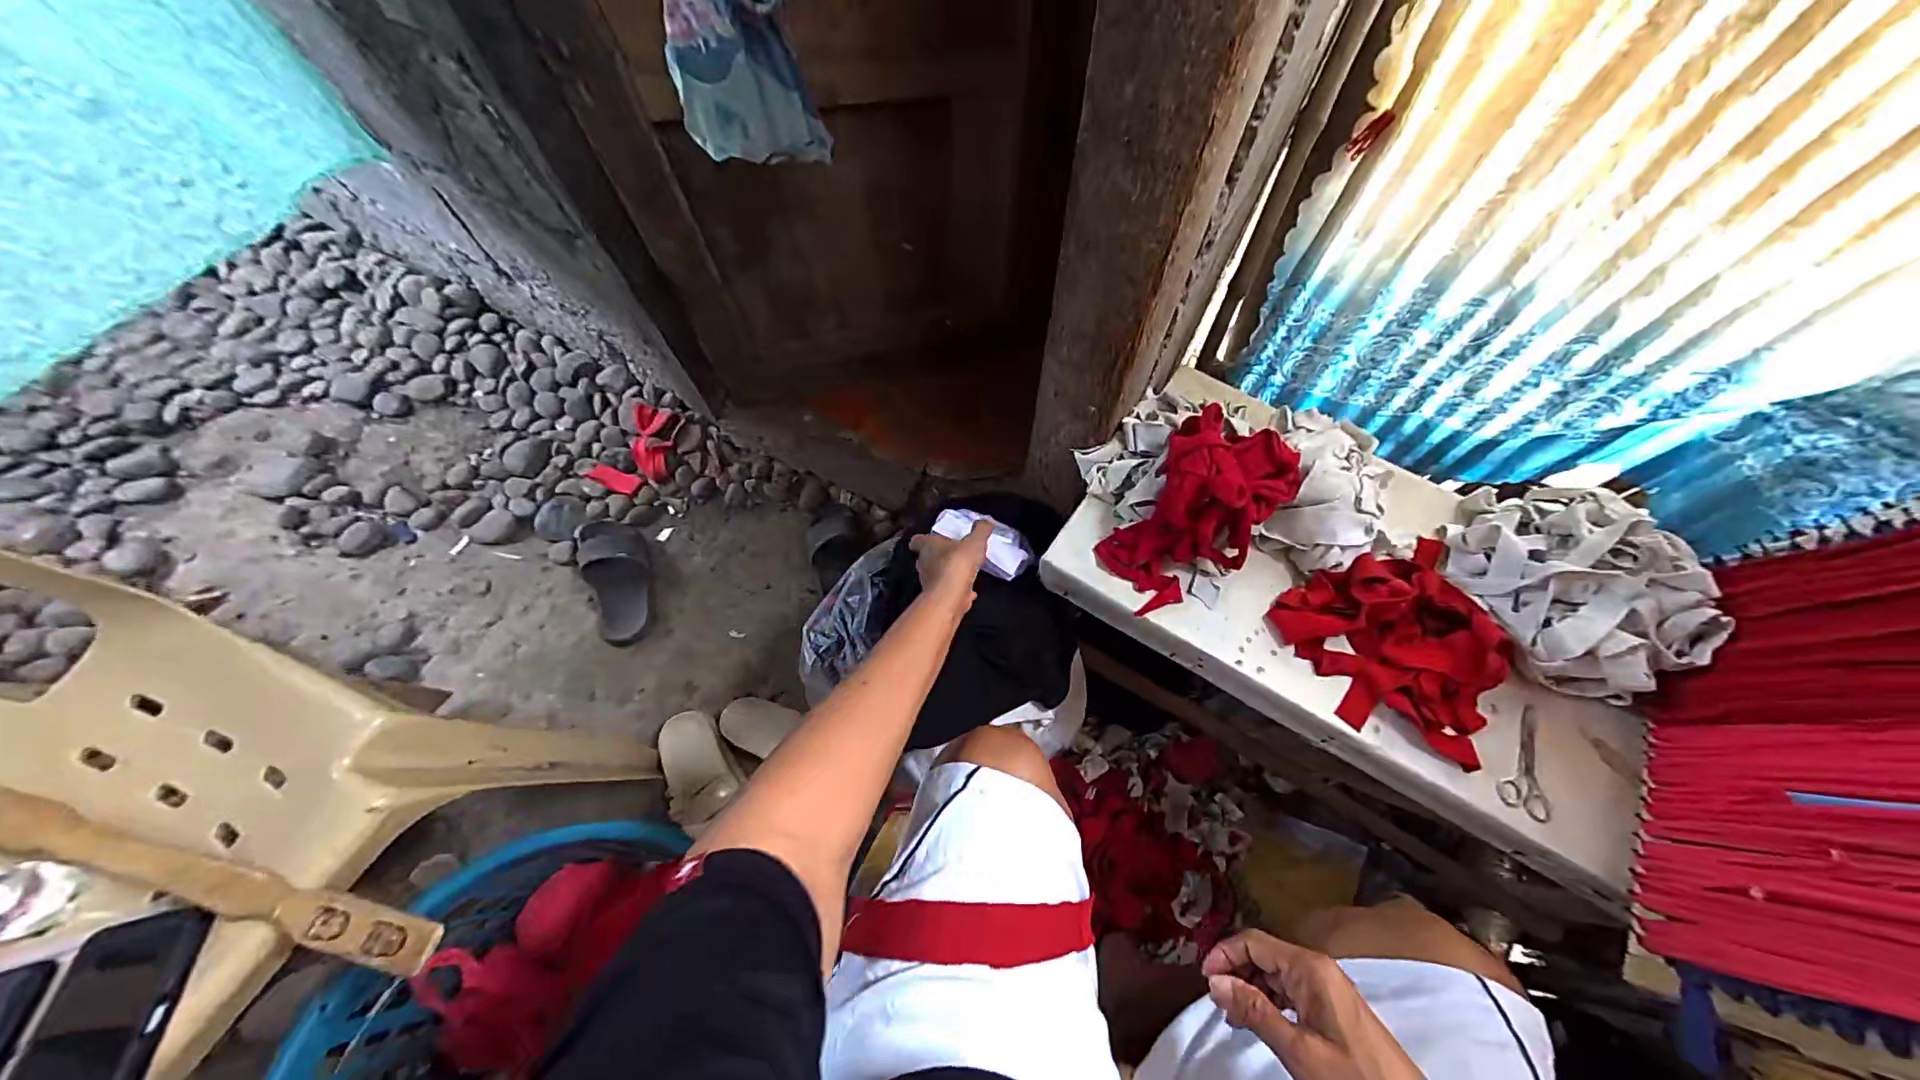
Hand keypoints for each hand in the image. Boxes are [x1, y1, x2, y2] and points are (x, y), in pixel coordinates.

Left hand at [908, 520, 990, 605]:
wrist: (951, 596)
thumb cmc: (957, 563)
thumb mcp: (974, 542)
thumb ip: (980, 530)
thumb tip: (986, 520)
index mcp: (928, 546)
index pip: (918, 540)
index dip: (923, 539)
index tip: (931, 538)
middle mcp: (924, 564)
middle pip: (926, 558)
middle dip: (937, 556)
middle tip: (952, 553)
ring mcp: (928, 583)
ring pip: (935, 575)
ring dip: (946, 573)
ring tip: (962, 572)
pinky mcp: (938, 598)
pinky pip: (948, 591)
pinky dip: (957, 590)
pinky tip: (969, 592)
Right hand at [1202, 930, 1423, 1079]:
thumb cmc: (1352, 1079)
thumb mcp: (1297, 1050)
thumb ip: (1254, 1011)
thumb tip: (1214, 980)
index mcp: (1309, 967)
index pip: (1253, 940)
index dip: (1223, 954)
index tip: (1204, 981)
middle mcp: (1317, 966)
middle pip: (1263, 952)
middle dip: (1235, 971)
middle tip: (1218, 1003)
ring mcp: (1327, 985)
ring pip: (1275, 971)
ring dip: (1250, 987)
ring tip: (1235, 1016)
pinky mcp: (1332, 1005)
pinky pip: (1290, 988)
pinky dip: (1269, 999)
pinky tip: (1260, 1021)